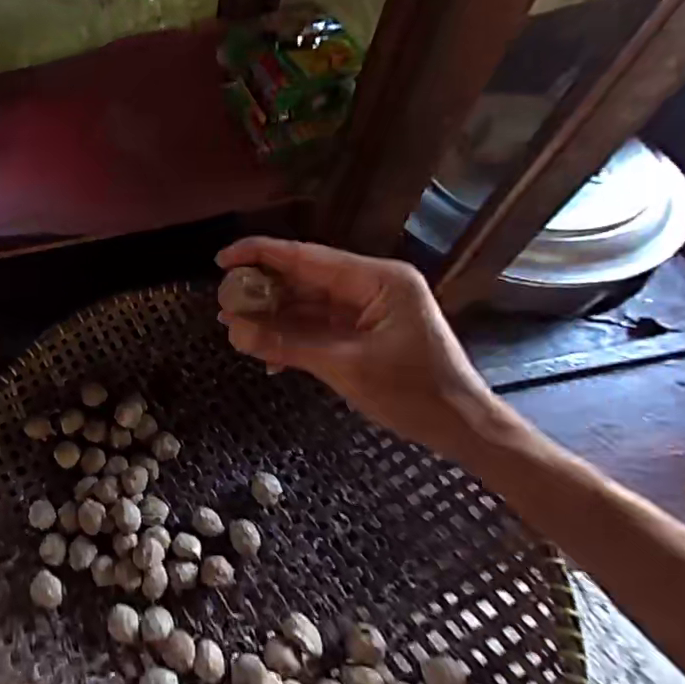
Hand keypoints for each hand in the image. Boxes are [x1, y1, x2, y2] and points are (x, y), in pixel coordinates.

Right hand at [215, 237, 495, 448]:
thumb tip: (234, 330)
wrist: (462, 428)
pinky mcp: (362, 332)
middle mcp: (370, 286)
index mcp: (377, 280)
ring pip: (306, 304)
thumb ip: (287, 344)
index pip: (307, 257)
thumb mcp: (345, 367)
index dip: (261, 255)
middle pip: (304, 278)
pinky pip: (317, 326)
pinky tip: (265, 352)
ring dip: (273, 317)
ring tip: (234, 327)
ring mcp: (366, 309)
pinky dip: (291, 338)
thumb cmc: (414, 392)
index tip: (222, 260)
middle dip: (263, 291)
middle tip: (223, 300)